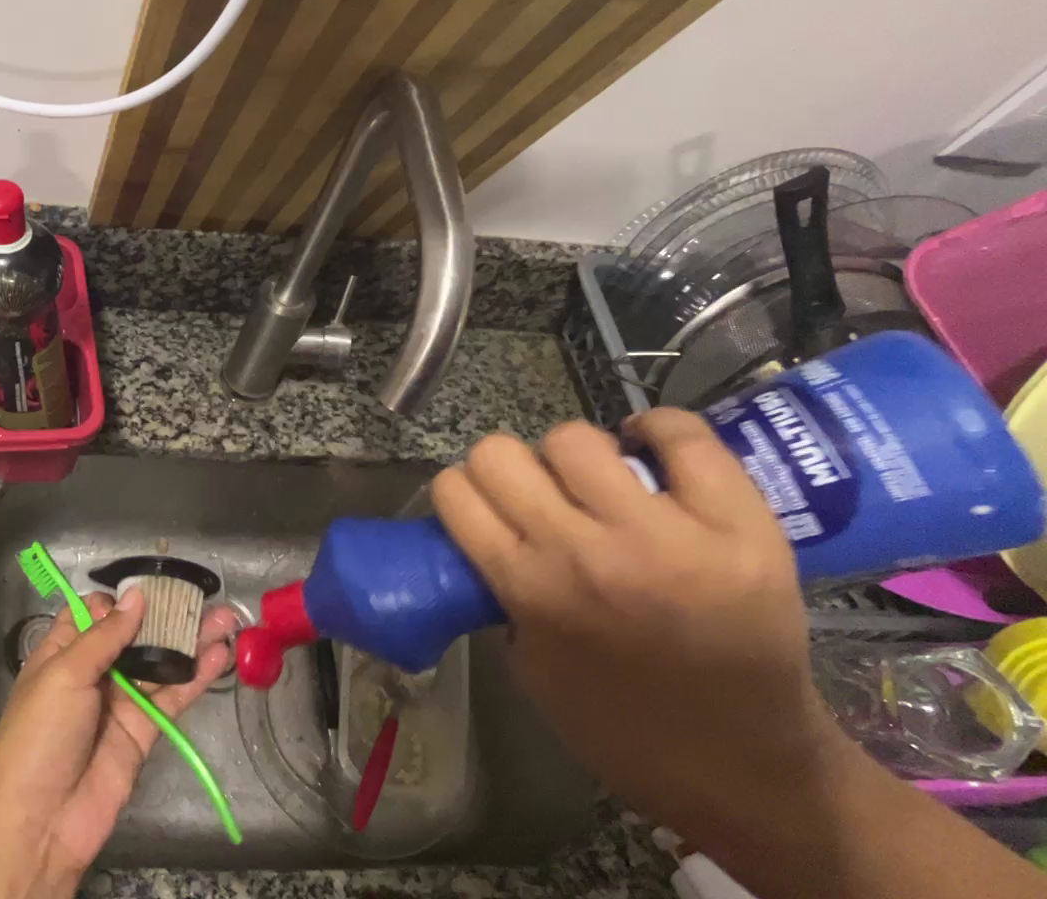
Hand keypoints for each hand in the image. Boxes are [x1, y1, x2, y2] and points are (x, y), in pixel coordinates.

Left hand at [0, 588, 235, 898]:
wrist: (42, 821)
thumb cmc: (39, 735)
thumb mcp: (63, 675)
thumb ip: (104, 636)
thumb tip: (135, 596)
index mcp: (62, 652)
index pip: (94, 613)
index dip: (120, 599)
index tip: (153, 585)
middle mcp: (93, 671)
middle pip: (133, 634)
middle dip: (165, 615)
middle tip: (201, 596)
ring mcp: (120, 700)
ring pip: (160, 662)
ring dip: (190, 641)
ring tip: (226, 618)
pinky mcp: (145, 729)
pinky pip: (173, 695)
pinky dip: (196, 675)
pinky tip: (220, 654)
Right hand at [430, 409, 838, 835]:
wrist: (744, 766)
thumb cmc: (616, 725)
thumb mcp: (527, 661)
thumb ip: (499, 590)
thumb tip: (487, 530)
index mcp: (529, 589)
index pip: (455, 490)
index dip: (460, 492)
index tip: (480, 507)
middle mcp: (588, 552)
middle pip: (499, 452)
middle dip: (504, 468)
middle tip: (534, 495)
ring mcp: (669, 535)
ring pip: (574, 437)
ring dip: (571, 457)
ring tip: (595, 484)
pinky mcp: (741, 526)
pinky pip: (684, 436)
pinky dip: (656, 431)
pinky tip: (648, 450)